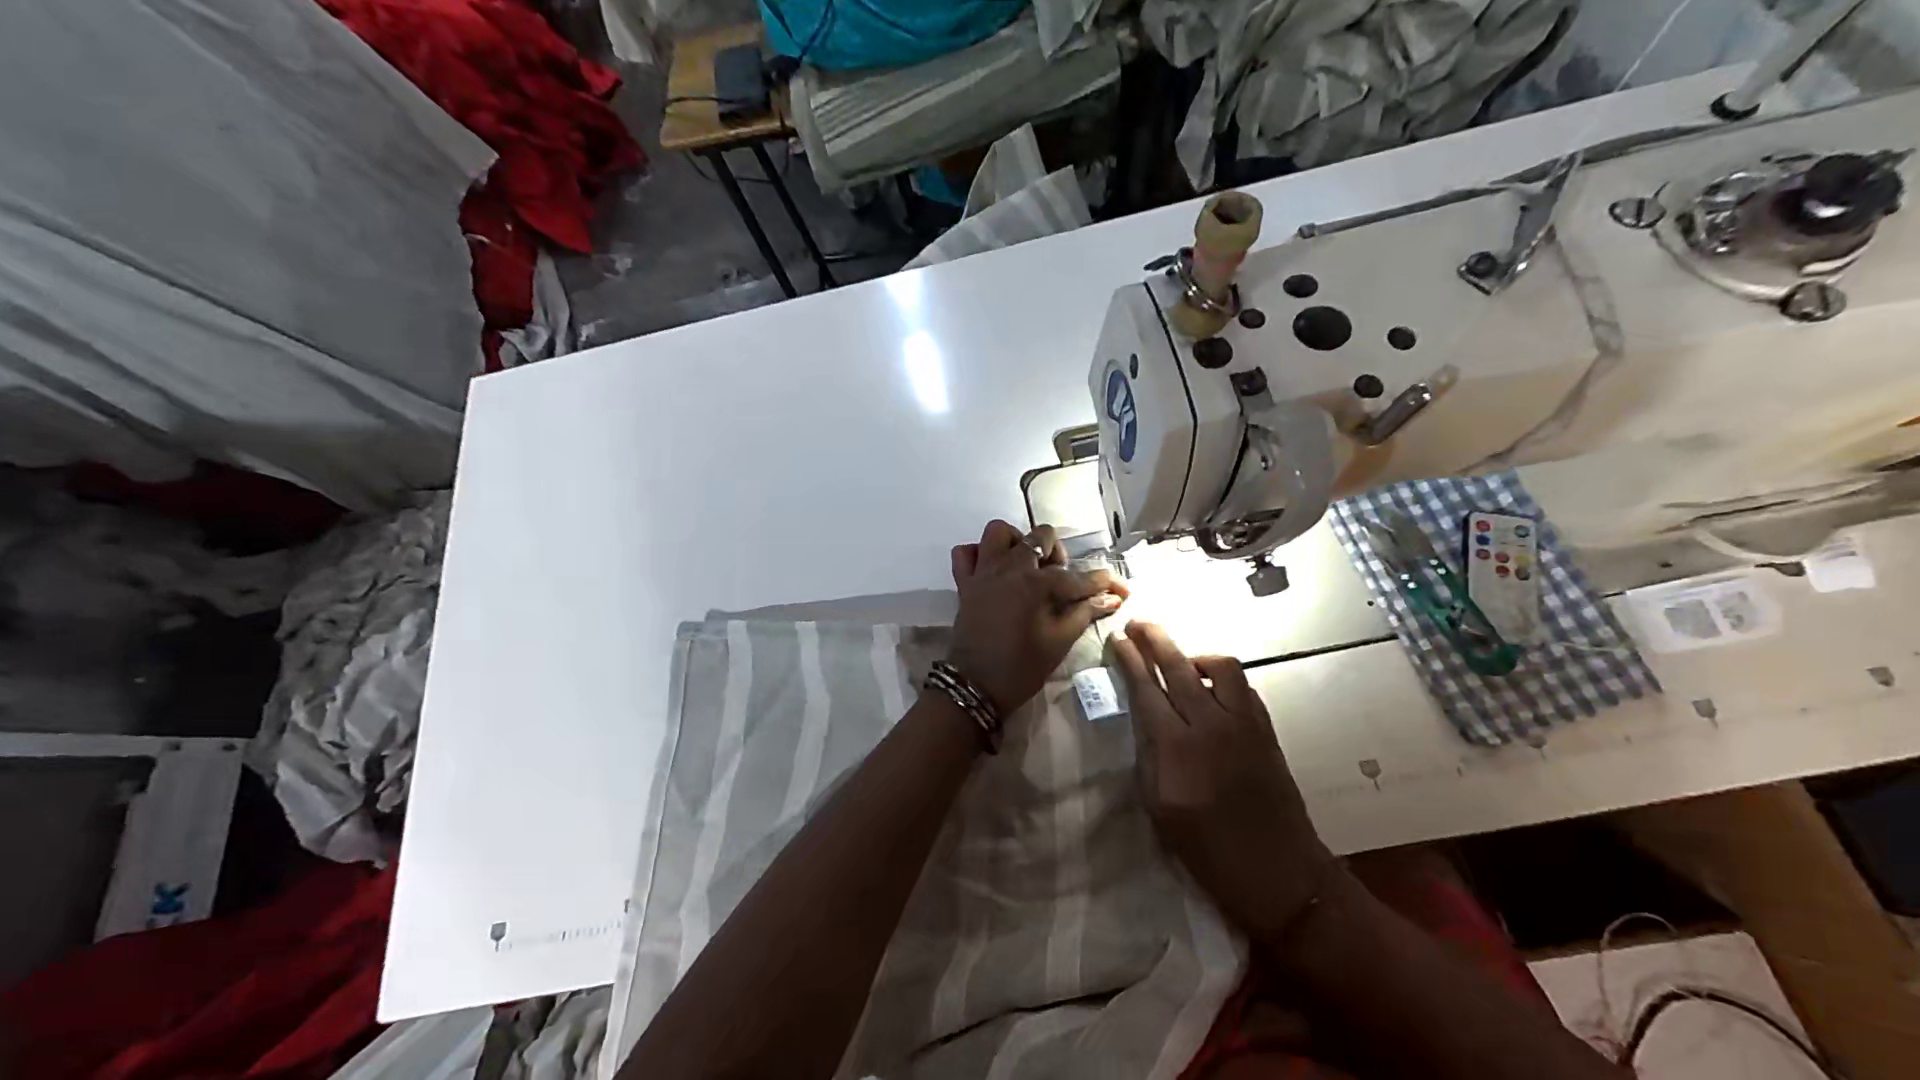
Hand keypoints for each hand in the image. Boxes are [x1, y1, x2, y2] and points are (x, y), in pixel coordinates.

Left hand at [946, 520, 1127, 712]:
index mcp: (1036, 583)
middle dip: (1057, 552)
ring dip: (1017, 541)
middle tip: (1060, 578)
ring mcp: (983, 572)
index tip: (1120, 589)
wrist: (976, 686)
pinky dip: (979, 554)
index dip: (1104, 583)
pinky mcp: (964, 583)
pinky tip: (993, 570)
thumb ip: (1084, 613)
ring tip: (1027, 565)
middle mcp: (1009, 567)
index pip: (1078, 576)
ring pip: (998, 532)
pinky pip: (965, 553)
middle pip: (1040, 537)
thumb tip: (1112, 598)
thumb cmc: (1022, 667)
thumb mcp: (1059, 641)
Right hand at [1111, 621, 1334, 944]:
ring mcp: (1245, 724)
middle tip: (1138, 623)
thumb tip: (1143, 720)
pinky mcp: (1266, 730)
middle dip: (1155, 639)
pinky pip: (1244, 687)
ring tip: (1181, 660)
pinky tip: (1212, 689)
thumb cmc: (1208, 851)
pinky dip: (1222, 678)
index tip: (1118, 639)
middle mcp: (1211, 725)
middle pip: (1179, 666)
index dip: (1130, 659)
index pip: (1147, 688)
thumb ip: (1149, 757)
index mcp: (1177, 748)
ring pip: (1220, 666)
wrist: (1280, 874)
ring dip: (1195, 655)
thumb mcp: (1161, 808)